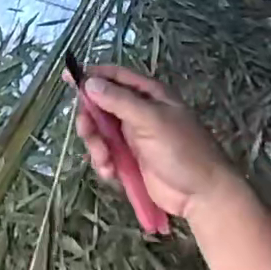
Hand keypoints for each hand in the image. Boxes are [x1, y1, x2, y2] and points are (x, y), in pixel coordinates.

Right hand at [70, 65, 236, 220]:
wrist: (202, 194)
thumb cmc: (182, 150)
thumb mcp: (151, 120)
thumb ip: (119, 101)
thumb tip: (90, 82)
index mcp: (148, 95)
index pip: (115, 77)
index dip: (92, 76)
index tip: (68, 79)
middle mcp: (138, 112)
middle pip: (101, 106)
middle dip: (91, 119)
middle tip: (88, 131)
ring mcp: (133, 137)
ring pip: (100, 132)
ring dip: (96, 145)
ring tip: (105, 161)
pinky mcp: (130, 160)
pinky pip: (106, 155)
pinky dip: (104, 163)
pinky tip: (111, 173)